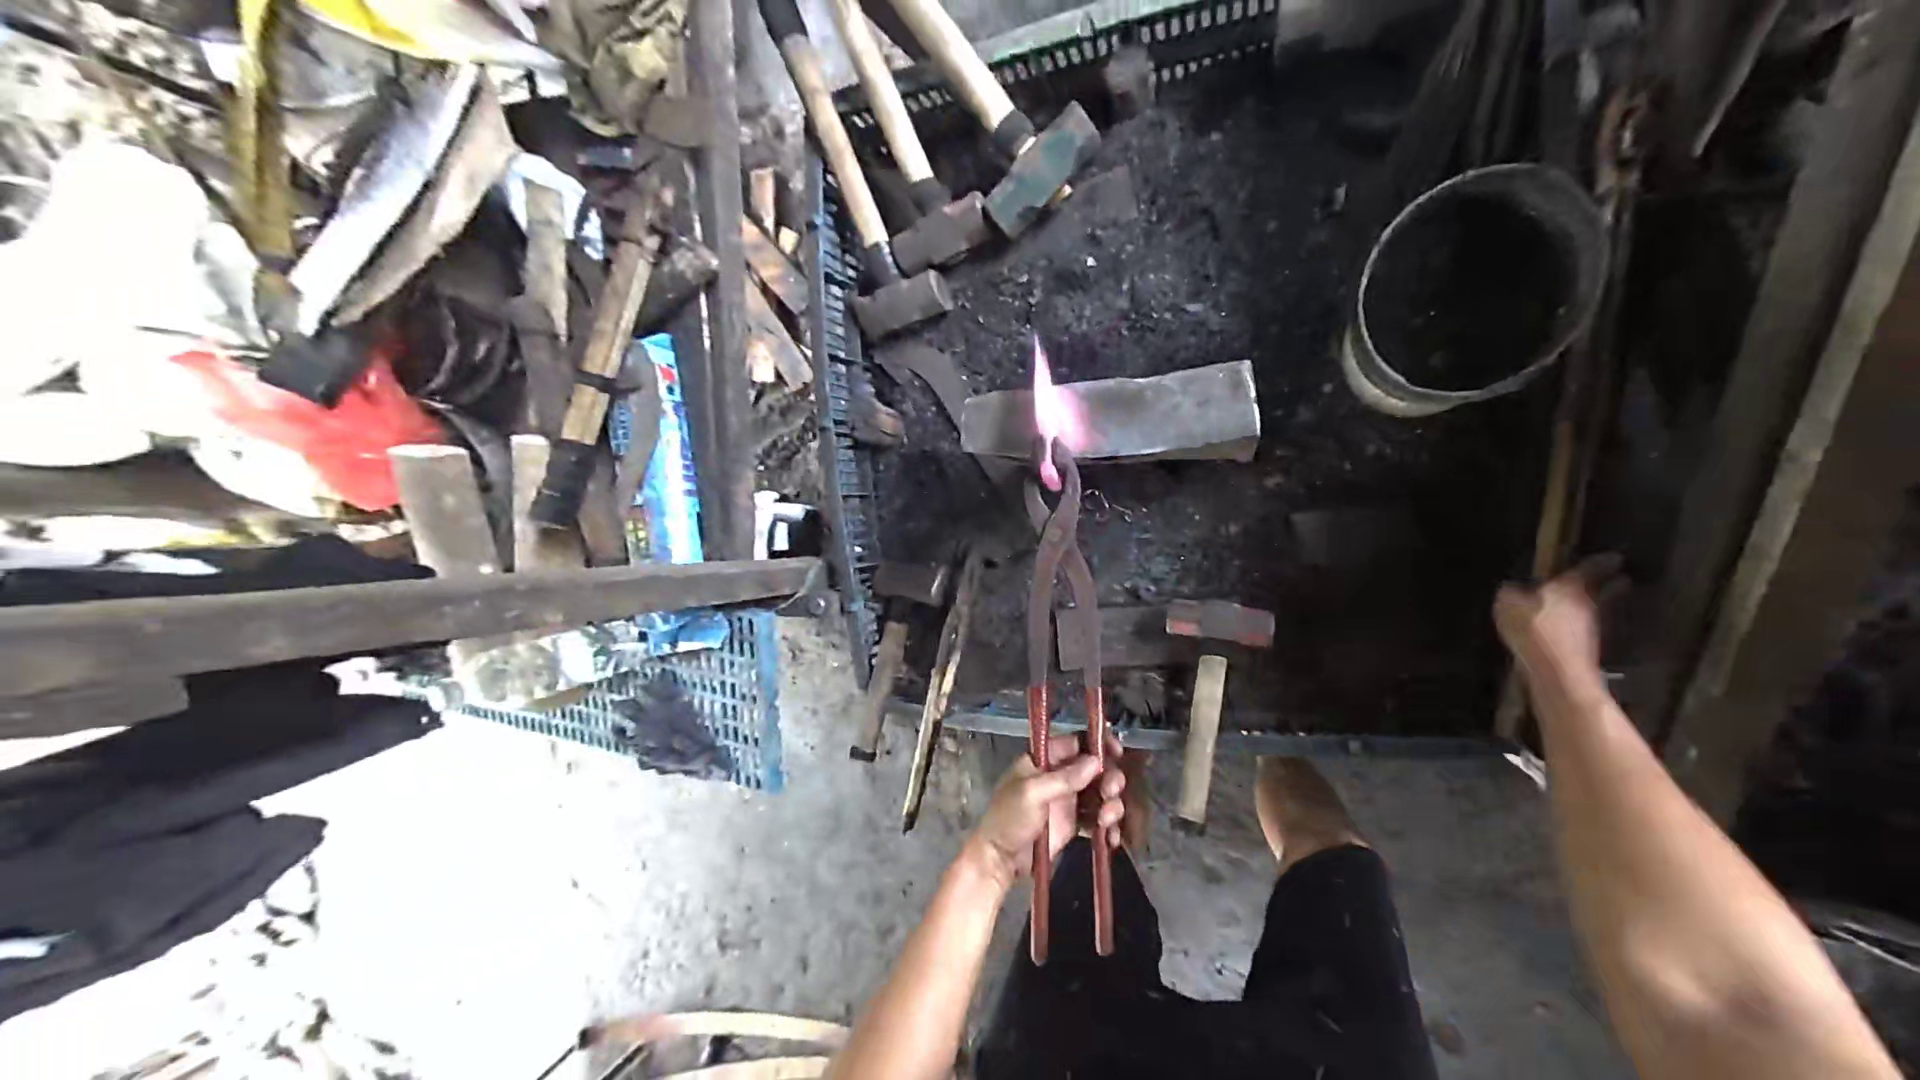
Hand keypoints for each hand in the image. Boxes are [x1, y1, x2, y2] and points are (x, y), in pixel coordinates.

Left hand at [967, 733, 1125, 890]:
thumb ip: (1064, 778)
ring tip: (1107, 820)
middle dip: (1108, 778)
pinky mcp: (1074, 824)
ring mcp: (1067, 801)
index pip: (1075, 743)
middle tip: (1110, 792)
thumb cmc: (1009, 819)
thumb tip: (1095, 761)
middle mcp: (1058, 776)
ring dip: (1111, 804)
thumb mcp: (1032, 793)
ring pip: (1100, 793)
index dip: (1097, 744)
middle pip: (1094, 769)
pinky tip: (1111, 838)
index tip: (1116, 751)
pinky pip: (1098, 819)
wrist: (1001, 860)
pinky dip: (1108, 826)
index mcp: (1043, 761)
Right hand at [1493, 554, 1623, 678]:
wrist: (1557, 670)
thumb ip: (1510, 594)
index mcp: (1570, 587)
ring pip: (1597, 608)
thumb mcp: (1507, 605)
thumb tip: (1511, 590)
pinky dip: (1581, 623)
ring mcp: (1591, 626)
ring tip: (1589, 602)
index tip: (1616, 557)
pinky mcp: (1588, 646)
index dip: (1602, 561)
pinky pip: (1585, 626)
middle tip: (1620, 577)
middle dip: (1611, 583)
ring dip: (1597, 604)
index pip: (1590, 568)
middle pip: (1604, 589)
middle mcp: (1587, 603)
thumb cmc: (1533, 629)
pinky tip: (1567, 628)